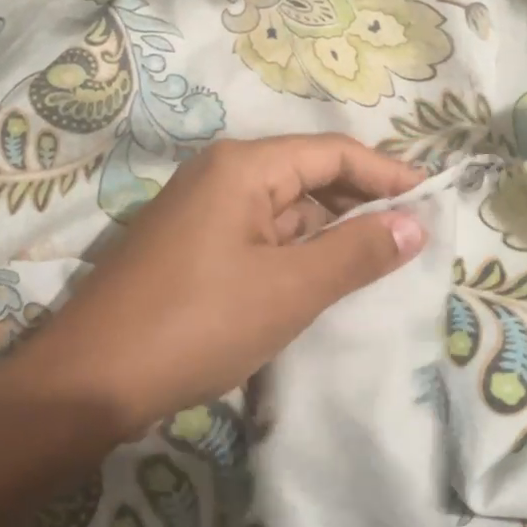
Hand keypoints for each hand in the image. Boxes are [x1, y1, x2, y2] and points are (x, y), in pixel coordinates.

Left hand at [9, 135, 428, 436]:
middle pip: (305, 173)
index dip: (386, 173)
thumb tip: (414, 222)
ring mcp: (199, 207)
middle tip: (414, 236)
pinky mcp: (189, 242)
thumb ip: (356, 253)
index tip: (434, 200)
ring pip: (281, 207)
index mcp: (242, 166)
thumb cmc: (198, 322)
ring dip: (327, 230)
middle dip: (358, 202)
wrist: (93, 374)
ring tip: (378, 260)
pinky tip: (319, 277)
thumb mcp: (288, 289)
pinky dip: (293, 249)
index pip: (331, 152)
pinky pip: (256, 232)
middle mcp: (219, 172)